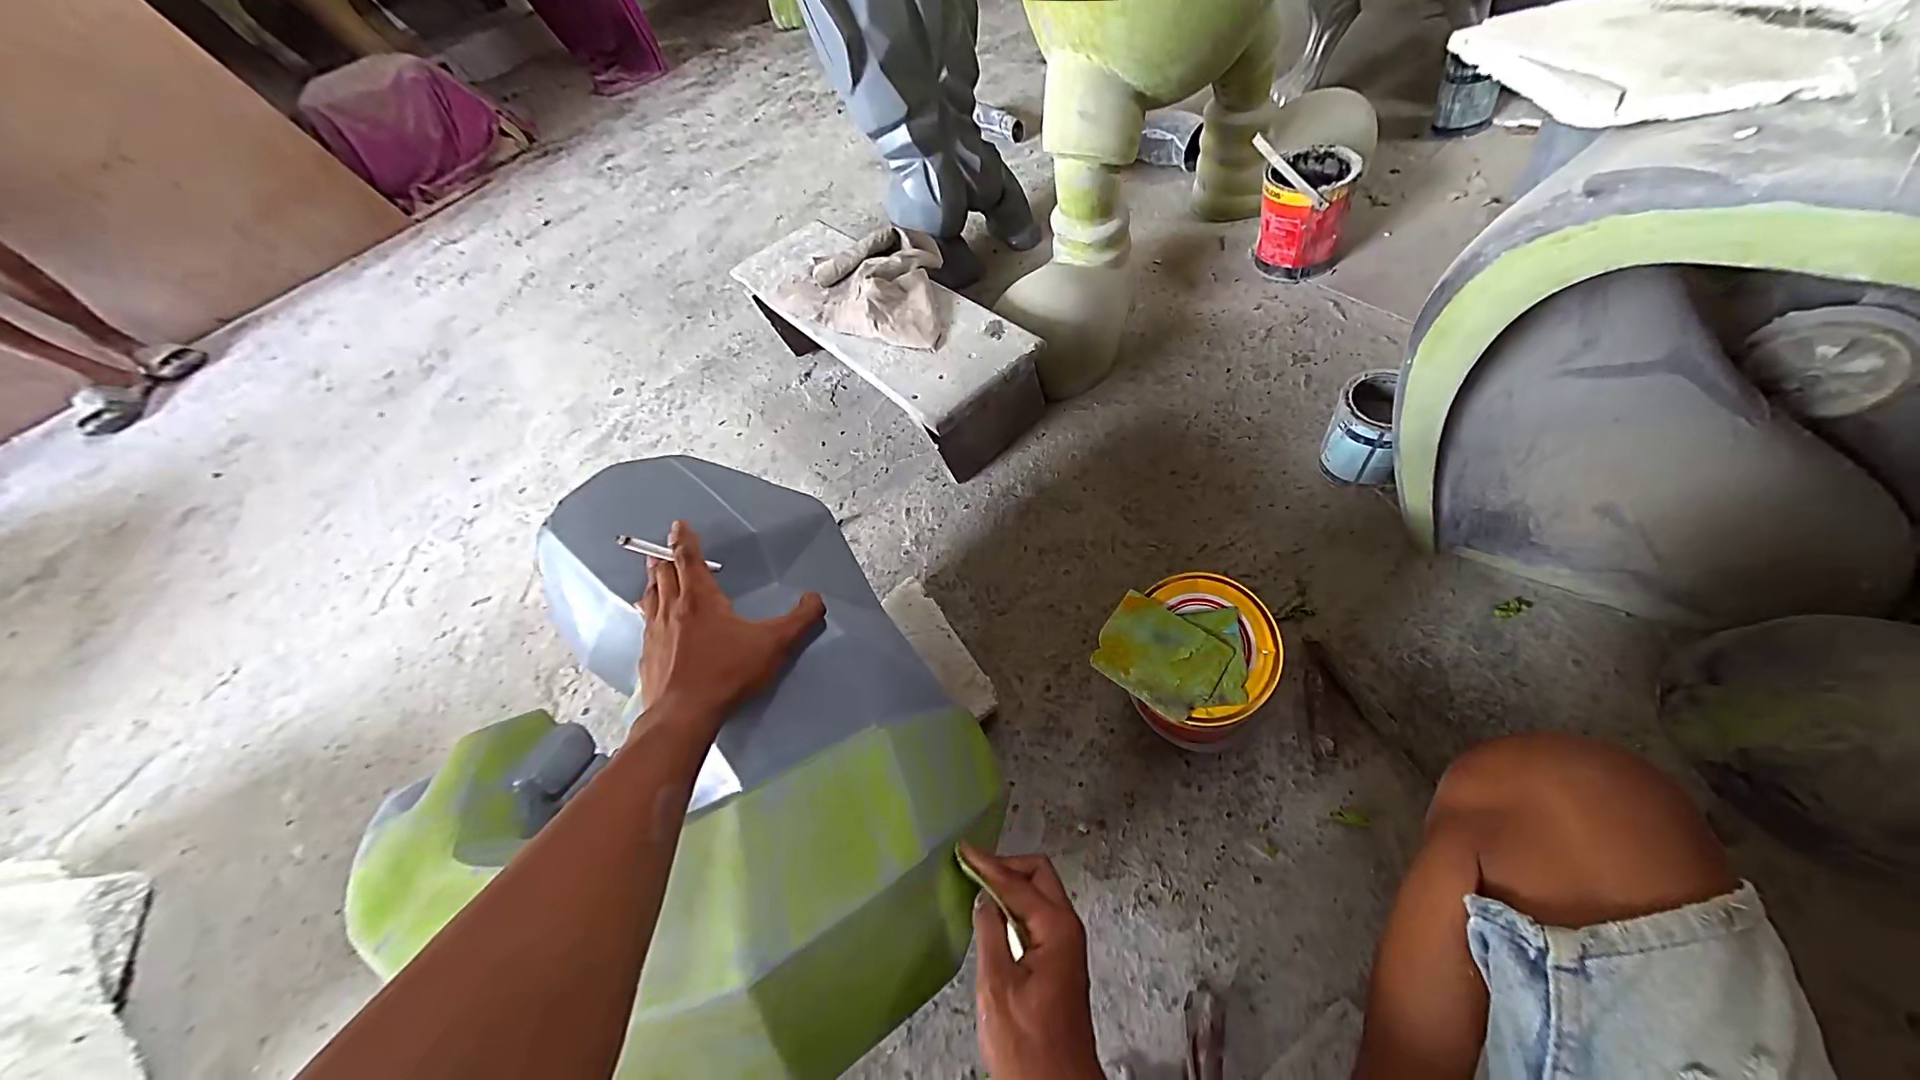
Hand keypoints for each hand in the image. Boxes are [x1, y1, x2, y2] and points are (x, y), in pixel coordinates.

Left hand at [636, 521, 824, 735]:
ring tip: (655, 575)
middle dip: (664, 557)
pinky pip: (645, 624)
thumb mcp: (774, 644)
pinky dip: (648, 613)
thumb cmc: (727, 674)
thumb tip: (816, 599)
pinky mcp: (648, 656)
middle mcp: (672, 609)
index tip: (677, 526)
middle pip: (663, 573)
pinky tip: (652, 622)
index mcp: (700, 599)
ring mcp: (655, 633)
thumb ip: (800, 619)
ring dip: (653, 581)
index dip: (683, 539)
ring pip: (650, 596)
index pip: (688, 558)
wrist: (684, 714)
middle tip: (663, 548)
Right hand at [961, 845, 1104, 1079]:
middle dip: (1006, 865)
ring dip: (1011, 883)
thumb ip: (990, 933)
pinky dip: (1015, 904)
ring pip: (1040, 892)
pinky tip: (994, 910)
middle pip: (1039, 874)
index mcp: (1057, 929)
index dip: (988, 865)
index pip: (1018, 882)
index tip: (965, 851)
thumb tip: (982, 898)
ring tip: (978, 882)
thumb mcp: (998, 986)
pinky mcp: (1059, 958)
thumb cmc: (1029, 1048)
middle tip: (972, 866)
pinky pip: (1037, 913)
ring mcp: (1066, 943)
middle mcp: (1067, 929)